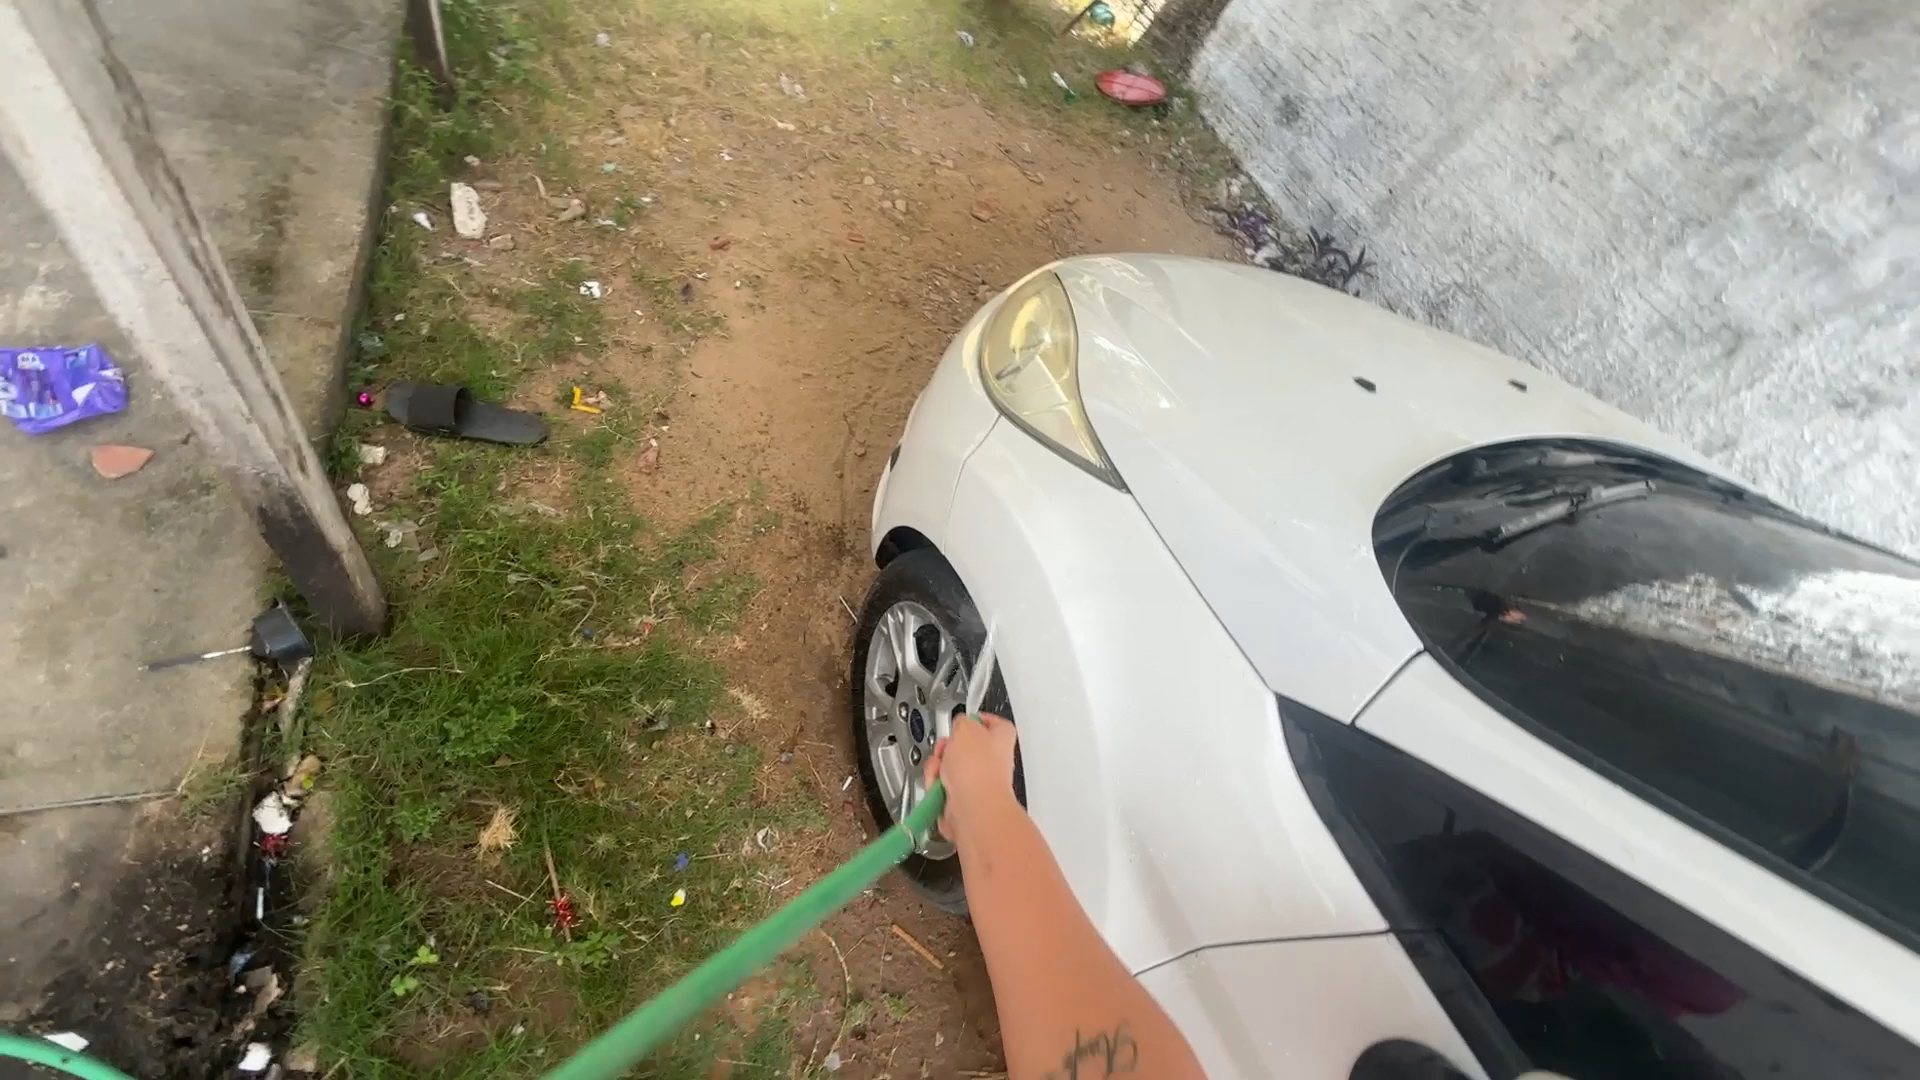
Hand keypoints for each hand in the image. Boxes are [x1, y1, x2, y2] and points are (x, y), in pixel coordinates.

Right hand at [922, 712, 1019, 849]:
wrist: (972, 806)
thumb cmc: (978, 769)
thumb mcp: (965, 727)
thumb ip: (962, 721)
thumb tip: (960, 725)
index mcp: (1001, 739)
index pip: (992, 724)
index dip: (975, 721)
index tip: (963, 721)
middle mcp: (992, 762)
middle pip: (963, 748)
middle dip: (947, 748)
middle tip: (945, 749)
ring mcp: (977, 783)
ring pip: (948, 768)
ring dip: (938, 768)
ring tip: (941, 771)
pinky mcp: (962, 801)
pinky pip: (941, 788)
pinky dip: (935, 787)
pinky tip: (938, 787)